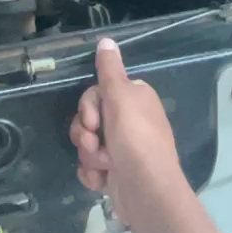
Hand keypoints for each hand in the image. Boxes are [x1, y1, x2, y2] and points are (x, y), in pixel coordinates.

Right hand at [70, 39, 220, 232]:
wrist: (146, 192)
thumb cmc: (135, 139)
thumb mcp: (121, 96)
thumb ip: (110, 68)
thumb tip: (107, 40)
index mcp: (134, 100)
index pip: (99, 92)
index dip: (89, 105)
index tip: (93, 117)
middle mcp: (129, 122)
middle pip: (89, 117)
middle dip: (85, 131)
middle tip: (93, 140)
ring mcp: (122, 149)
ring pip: (87, 141)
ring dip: (88, 153)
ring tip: (102, 163)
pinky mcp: (115, 174)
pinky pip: (90, 165)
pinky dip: (92, 172)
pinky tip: (100, 179)